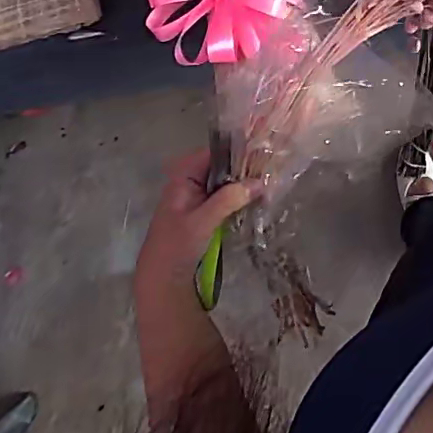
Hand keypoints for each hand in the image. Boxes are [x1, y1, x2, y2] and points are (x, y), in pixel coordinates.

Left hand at [135, 148, 260, 298]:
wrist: (162, 282)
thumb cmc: (176, 246)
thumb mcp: (202, 221)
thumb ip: (229, 199)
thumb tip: (259, 182)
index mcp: (184, 176)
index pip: (214, 152)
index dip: (236, 150)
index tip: (261, 150)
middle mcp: (191, 181)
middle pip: (221, 165)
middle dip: (244, 166)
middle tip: (270, 167)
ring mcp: (199, 197)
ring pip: (226, 181)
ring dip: (244, 182)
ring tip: (269, 181)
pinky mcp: (206, 213)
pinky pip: (226, 196)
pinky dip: (240, 196)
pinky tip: (258, 198)